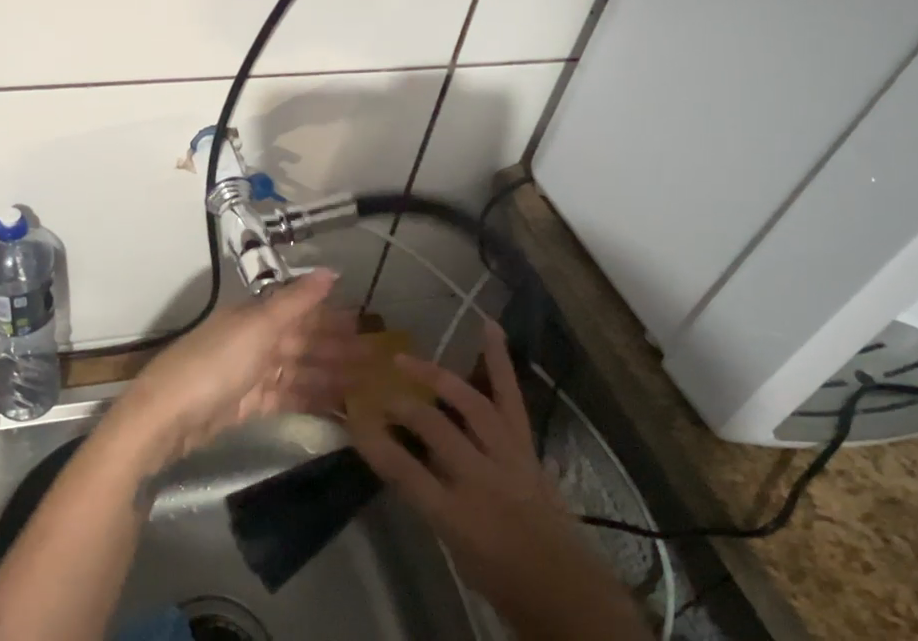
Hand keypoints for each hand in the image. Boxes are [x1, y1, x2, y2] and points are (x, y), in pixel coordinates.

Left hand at [110, 270, 353, 463]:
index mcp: (253, 316)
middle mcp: (253, 340)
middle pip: (301, 341)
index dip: (331, 315)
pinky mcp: (249, 405)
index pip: (299, 310)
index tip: (366, 322)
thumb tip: (331, 271)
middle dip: (336, 347)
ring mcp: (251, 374)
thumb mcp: (258, 326)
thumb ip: (296, 301)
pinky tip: (340, 406)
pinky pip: (288, 397)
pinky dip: (312, 398)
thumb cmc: (215, 363)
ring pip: (298, 369)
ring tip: (367, 384)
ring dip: (330, 374)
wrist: (169, 416)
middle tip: (376, 358)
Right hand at [347, 320, 573, 609]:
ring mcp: (510, 458)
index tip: (350, 418)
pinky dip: (501, 361)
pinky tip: (490, 327)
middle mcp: (482, 480)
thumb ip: (427, 500)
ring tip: (407, 358)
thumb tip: (402, 459)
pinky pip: (511, 398)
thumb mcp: (452, 548)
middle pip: (435, 428)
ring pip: (471, 404)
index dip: (373, 442)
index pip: (405, 472)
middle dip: (400, 404)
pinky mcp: (527, 447)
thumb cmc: (502, 580)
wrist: (567, 591)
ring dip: (436, 376)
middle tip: (375, 389)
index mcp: (456, 516)